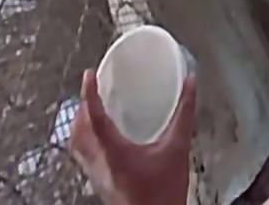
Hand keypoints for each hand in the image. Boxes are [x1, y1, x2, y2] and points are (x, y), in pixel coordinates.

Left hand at [71, 69, 195, 204]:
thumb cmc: (164, 195)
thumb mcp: (178, 148)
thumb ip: (184, 113)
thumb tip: (190, 83)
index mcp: (115, 154)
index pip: (95, 119)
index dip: (90, 94)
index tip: (89, 75)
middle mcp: (100, 166)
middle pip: (79, 133)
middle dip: (82, 106)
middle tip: (93, 86)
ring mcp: (97, 178)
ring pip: (78, 146)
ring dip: (81, 123)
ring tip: (92, 105)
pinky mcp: (101, 184)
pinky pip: (84, 156)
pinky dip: (86, 138)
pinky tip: (101, 133)